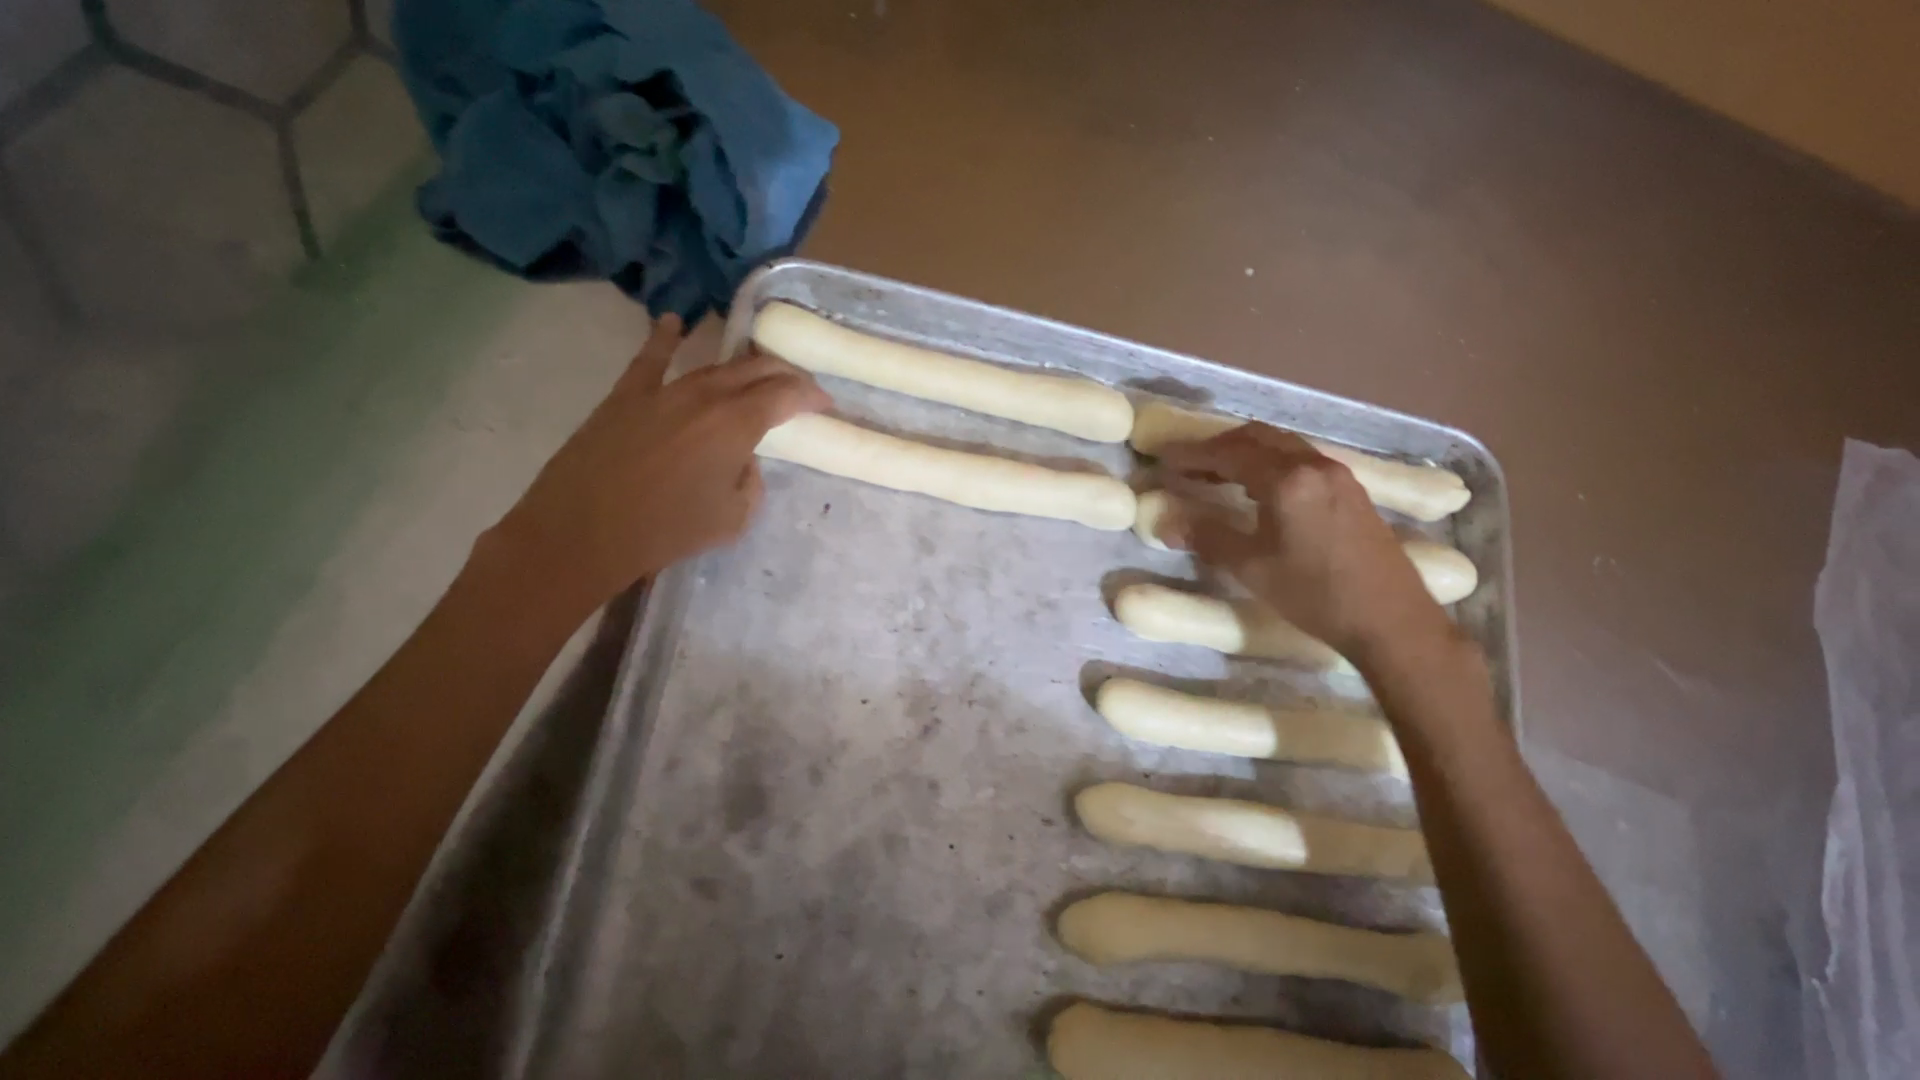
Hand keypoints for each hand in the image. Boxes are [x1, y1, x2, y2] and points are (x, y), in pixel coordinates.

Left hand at [488, 315, 828, 608]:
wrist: (584, 531)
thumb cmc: (666, 531)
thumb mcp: (732, 519)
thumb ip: (750, 483)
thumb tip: (742, 460)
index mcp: (736, 424)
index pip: (785, 394)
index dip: (810, 395)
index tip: (825, 402)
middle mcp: (704, 395)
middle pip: (753, 370)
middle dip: (783, 374)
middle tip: (798, 385)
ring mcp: (663, 390)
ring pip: (711, 366)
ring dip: (740, 364)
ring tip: (757, 366)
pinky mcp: (626, 395)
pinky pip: (650, 358)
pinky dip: (664, 338)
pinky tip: (673, 322)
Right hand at [1158, 424, 1449, 659]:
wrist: (1391, 620)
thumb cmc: (1316, 595)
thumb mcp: (1253, 569)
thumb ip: (1208, 538)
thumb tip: (1166, 524)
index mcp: (1288, 479)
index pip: (1230, 453)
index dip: (1193, 454)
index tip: (1164, 459)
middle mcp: (1314, 465)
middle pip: (1258, 437)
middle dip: (1219, 446)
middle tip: (1188, 465)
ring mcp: (1338, 476)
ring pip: (1282, 446)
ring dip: (1247, 453)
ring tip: (1218, 476)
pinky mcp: (1352, 492)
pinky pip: (1301, 461)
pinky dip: (1271, 464)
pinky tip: (1260, 492)